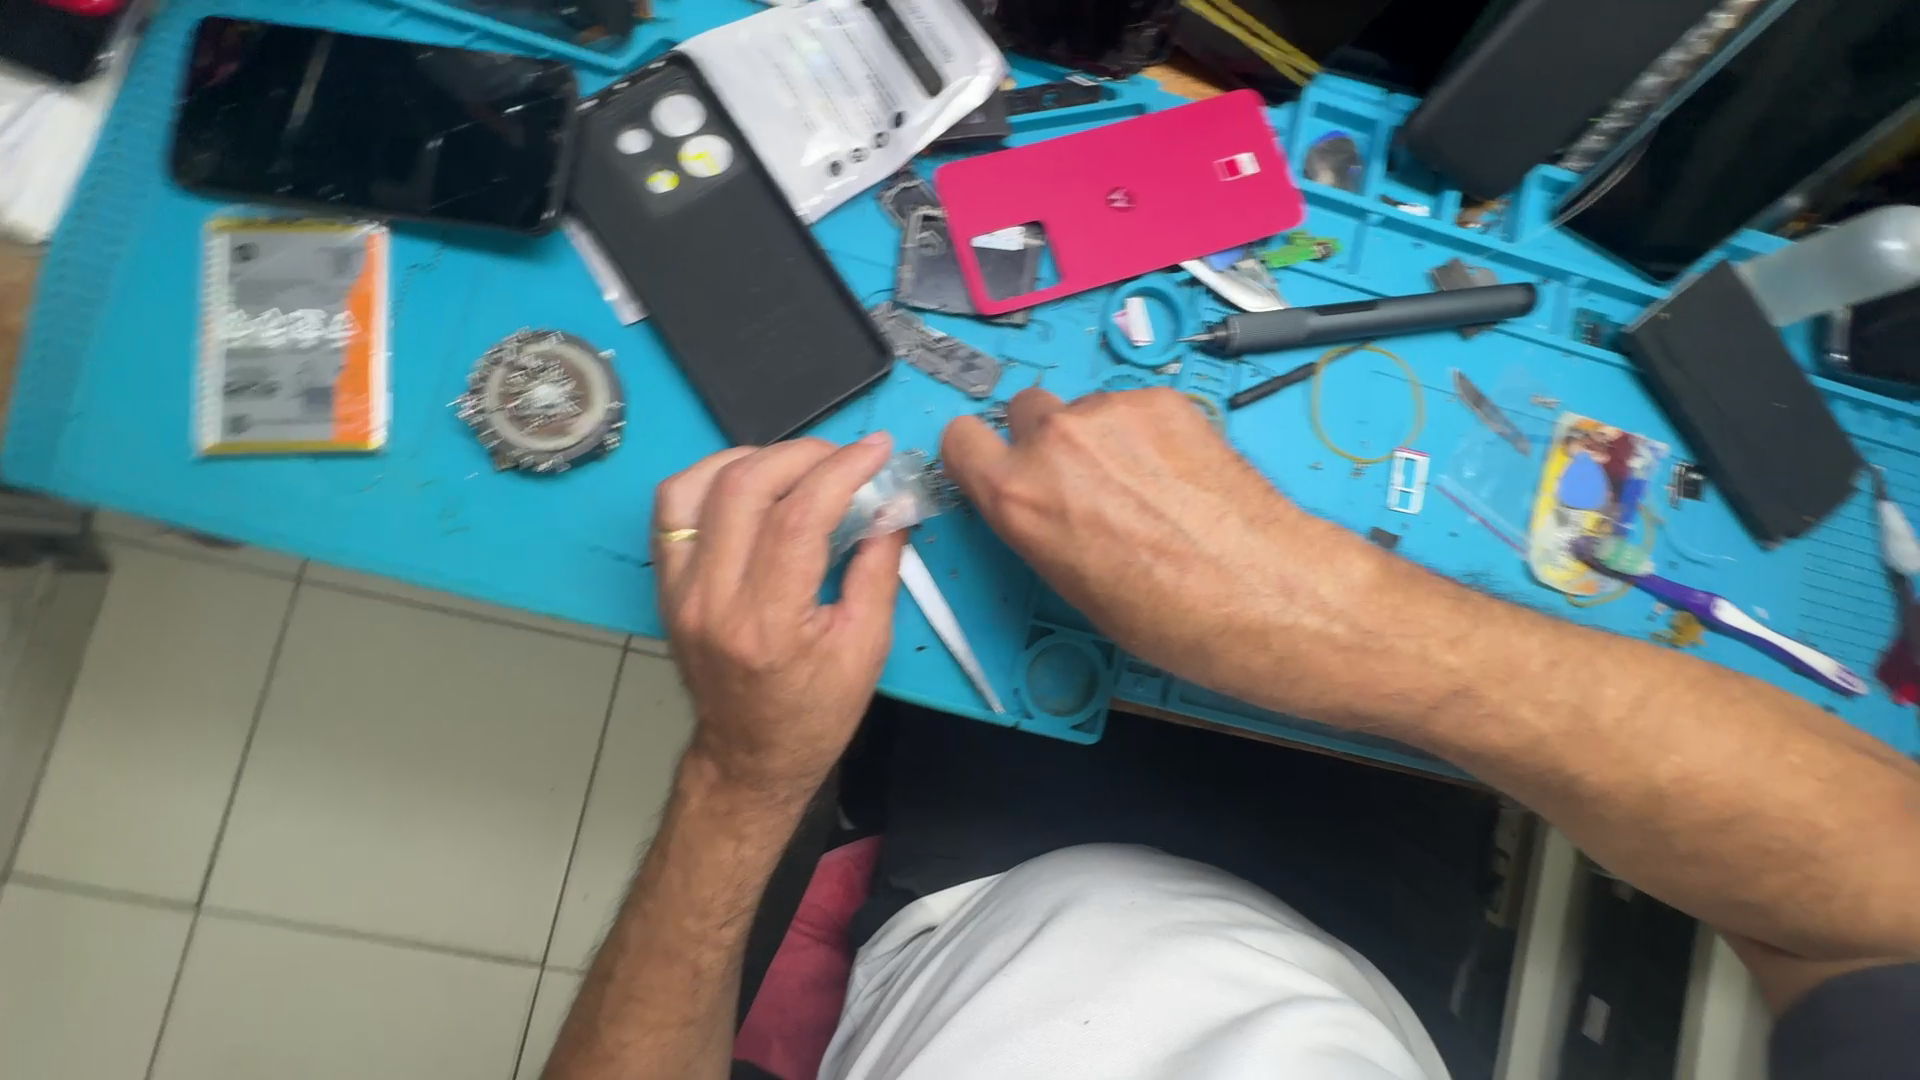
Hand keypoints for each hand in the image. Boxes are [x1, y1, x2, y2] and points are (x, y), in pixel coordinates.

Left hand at [652, 435, 905, 795]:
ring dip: (753, 459)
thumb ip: (879, 567)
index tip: (876, 451)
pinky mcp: (665, 586)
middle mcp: (711, 599)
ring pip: (697, 485)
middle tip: (843, 459)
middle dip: (803, 454)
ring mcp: (678, 590)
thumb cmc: (816, 712)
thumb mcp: (867, 646)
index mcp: (769, 622)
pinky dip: (711, 479)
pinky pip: (672, 508)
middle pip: (745, 486)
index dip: (843, 470)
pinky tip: (749, 484)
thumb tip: (890, 504)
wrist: (750, 757)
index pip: (800, 515)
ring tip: (797, 467)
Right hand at [941, 387, 1377, 708]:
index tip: (996, 461)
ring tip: (1144, 484)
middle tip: (1082, 478)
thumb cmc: (1167, 612)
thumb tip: (1036, 501)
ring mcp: (1110, 414)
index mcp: (1016, 497)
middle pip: (1024, 410)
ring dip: (1101, 436)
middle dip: (1044, 440)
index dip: (980, 454)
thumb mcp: (1067, 581)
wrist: (1258, 592)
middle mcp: (1054, 444)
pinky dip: (1147, 430)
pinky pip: (1134, 406)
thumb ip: (1035, 522)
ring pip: (1084, 409)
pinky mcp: (1162, 401)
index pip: (960, 439)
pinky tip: (1175, 472)